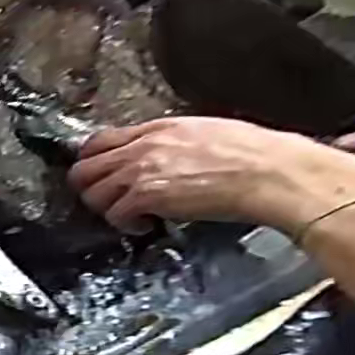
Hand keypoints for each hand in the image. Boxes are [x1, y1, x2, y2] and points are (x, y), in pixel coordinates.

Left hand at [70, 117, 354, 232]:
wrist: (272, 172)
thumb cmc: (252, 155)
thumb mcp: (203, 134)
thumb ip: (167, 144)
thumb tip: (151, 159)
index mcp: (157, 129)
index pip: (97, 141)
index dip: (92, 163)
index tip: (101, 177)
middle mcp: (142, 147)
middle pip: (82, 170)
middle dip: (90, 188)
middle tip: (110, 200)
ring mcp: (140, 172)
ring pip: (92, 195)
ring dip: (107, 209)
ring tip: (132, 213)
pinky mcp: (144, 196)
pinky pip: (113, 215)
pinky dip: (125, 225)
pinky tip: (145, 225)